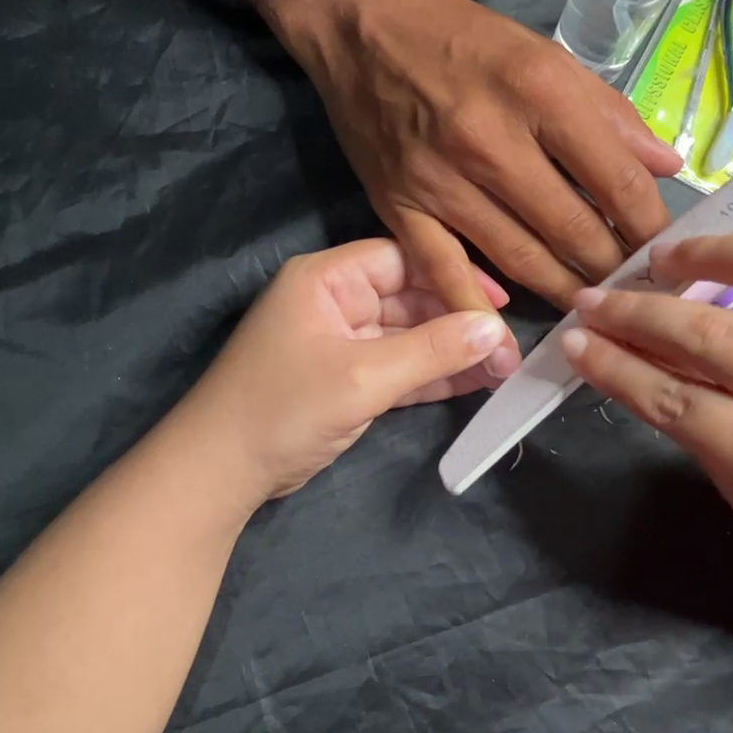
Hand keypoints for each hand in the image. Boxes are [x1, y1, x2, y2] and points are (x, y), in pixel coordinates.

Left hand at [169, 239, 511, 504]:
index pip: (402, 260)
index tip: (502, 300)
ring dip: (452, 354)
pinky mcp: (348, 380)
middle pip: (410, 300)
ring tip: (505, 369)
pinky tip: (475, 383)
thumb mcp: (362, 376)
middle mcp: (335, 302)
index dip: (453, 276)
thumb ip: (431, 351)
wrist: (221, 472)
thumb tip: (495, 329)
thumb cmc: (283, 408)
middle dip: (459, 325)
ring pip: (409, 338)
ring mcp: (342, 342)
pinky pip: (399, 368)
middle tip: (510, 349)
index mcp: (326, 279)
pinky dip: (432, 377)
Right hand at [292, 0, 684, 314]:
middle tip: (634, 290)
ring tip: (592, 306)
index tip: (666, 255)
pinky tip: (506, 340)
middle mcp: (491, 141)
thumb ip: (608, 112)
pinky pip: (445, 272)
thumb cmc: (460, 36)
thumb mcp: (543, 52)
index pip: (615, 179)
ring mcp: (441, 183)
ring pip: (520, 258)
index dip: (650, 227)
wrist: (361, 30)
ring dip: (565, 290)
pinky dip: (478, 308)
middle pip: (572, 229)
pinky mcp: (401, 209)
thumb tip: (667, 166)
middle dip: (613, 267)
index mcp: (538, 91)